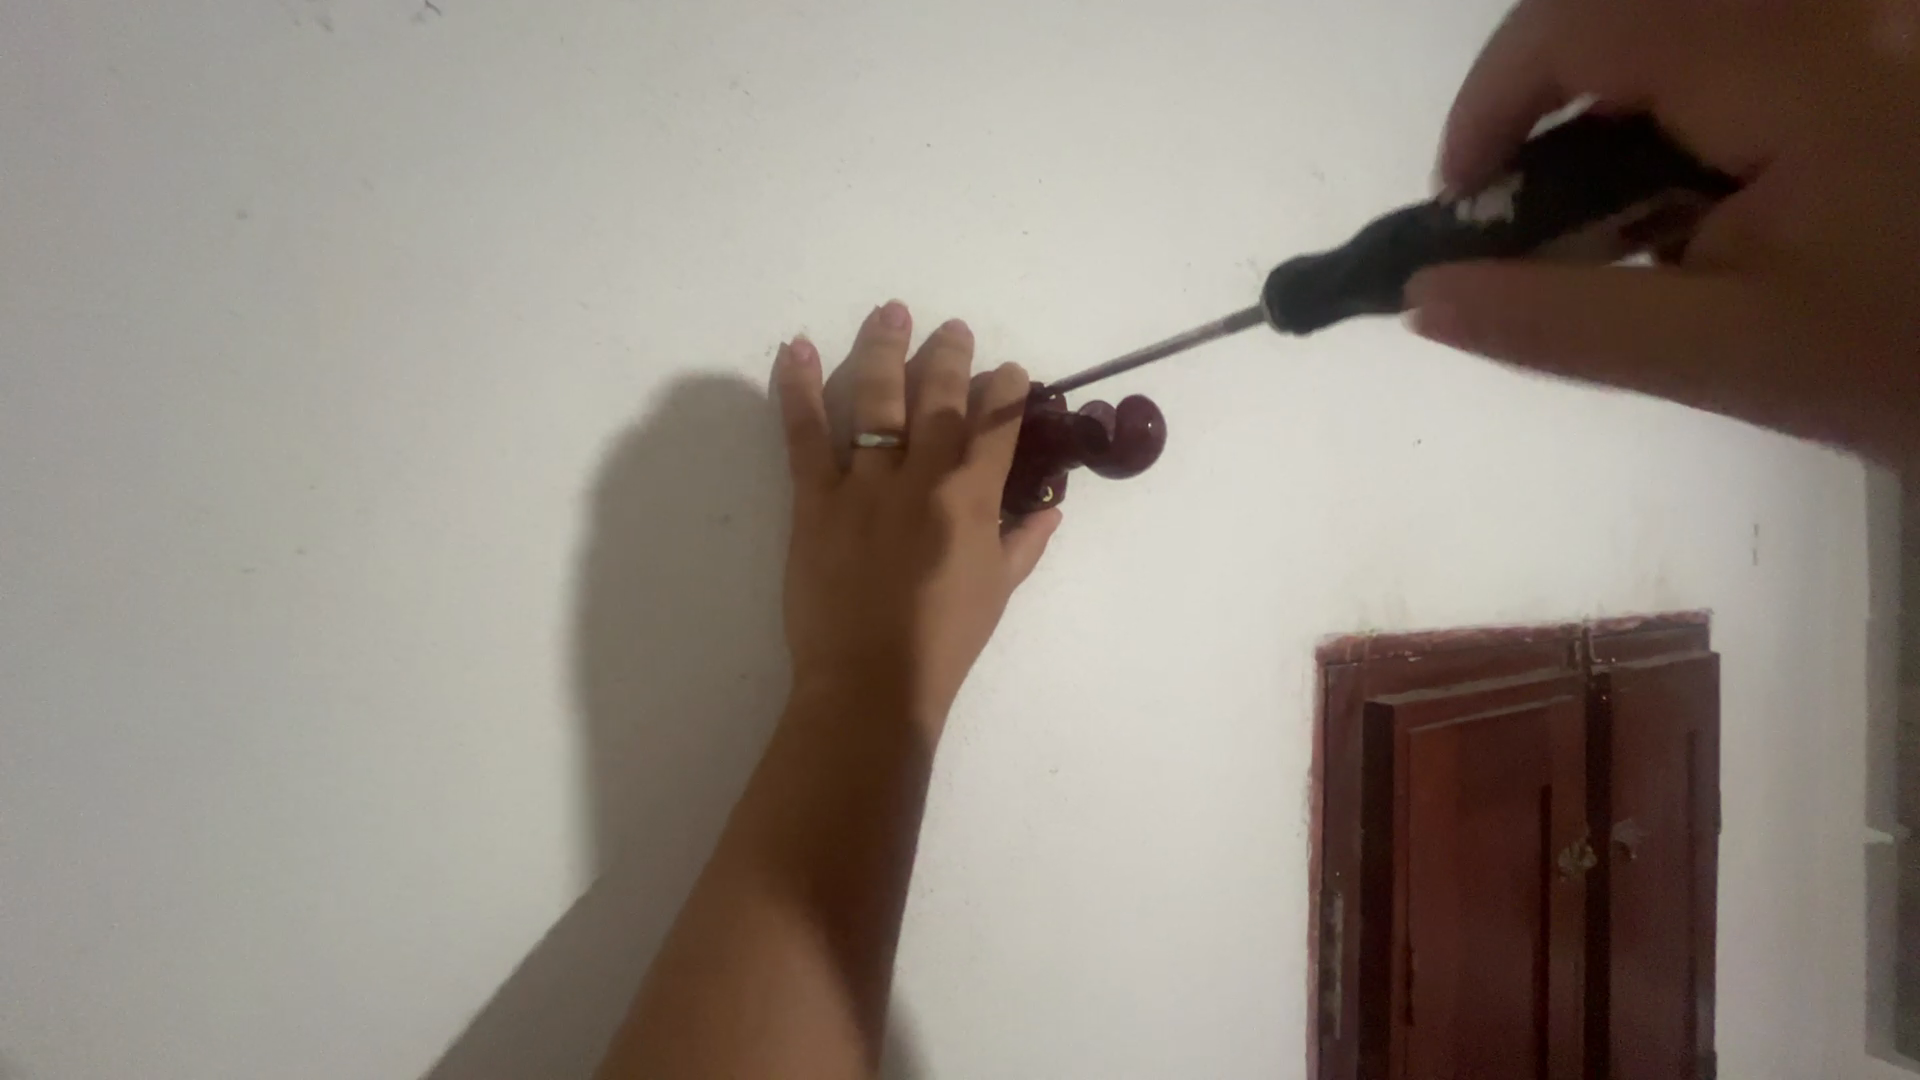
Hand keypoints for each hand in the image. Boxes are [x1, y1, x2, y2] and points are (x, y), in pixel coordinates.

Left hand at [772, 301, 1061, 730]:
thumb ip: (1026, 542)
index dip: (1004, 390)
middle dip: (949, 356)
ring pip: (875, 400)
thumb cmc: (943, 643)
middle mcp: (922, 478)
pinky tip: (795, 348)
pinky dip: (796, 389)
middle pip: (939, 398)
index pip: (996, 427)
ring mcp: (865, 485)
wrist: (873, 682)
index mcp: (973, 501)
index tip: (1008, 370)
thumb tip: (1051, 507)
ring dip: (884, 349)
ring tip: (891, 312)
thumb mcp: (998, 592)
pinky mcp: (815, 500)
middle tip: (954, 329)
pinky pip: (804, 435)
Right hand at [1408, 0, 1919, 459]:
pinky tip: (1698, 178)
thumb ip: (1556, 326)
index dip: (1490, 100)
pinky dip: (1675, 90)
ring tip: (1622, 204)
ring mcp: (1873, 12)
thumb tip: (1420, 297)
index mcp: (1816, 63)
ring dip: (1609, 94)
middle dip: (1543, 91)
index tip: (1463, 196)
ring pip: (1674, 15)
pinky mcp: (1880, 32)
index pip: (1587, 19)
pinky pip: (1736, 30)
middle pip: (1624, 1)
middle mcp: (1855, 3)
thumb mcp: (1723, 360)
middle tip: (1529, 196)